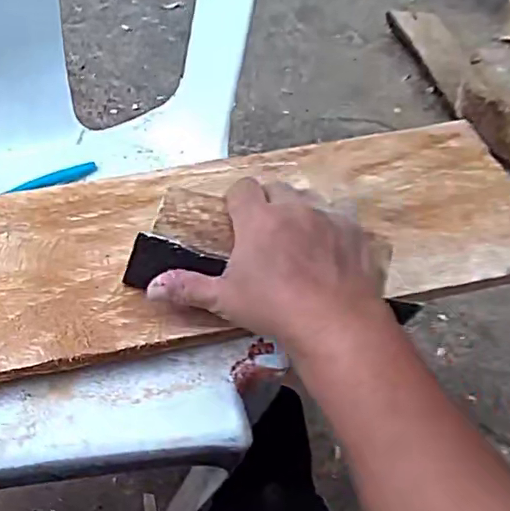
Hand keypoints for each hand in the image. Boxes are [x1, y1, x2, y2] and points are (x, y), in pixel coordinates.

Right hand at [143, 178, 394, 357]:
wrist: (334, 321)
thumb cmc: (274, 308)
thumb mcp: (225, 300)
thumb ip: (188, 288)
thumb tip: (153, 287)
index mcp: (258, 219)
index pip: (242, 189)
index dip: (236, 203)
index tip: (236, 223)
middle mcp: (294, 208)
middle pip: (277, 189)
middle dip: (269, 205)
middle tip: (265, 237)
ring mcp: (329, 218)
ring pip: (311, 202)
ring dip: (302, 215)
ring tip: (299, 246)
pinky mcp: (356, 234)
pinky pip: (343, 222)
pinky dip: (335, 234)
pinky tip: (331, 258)